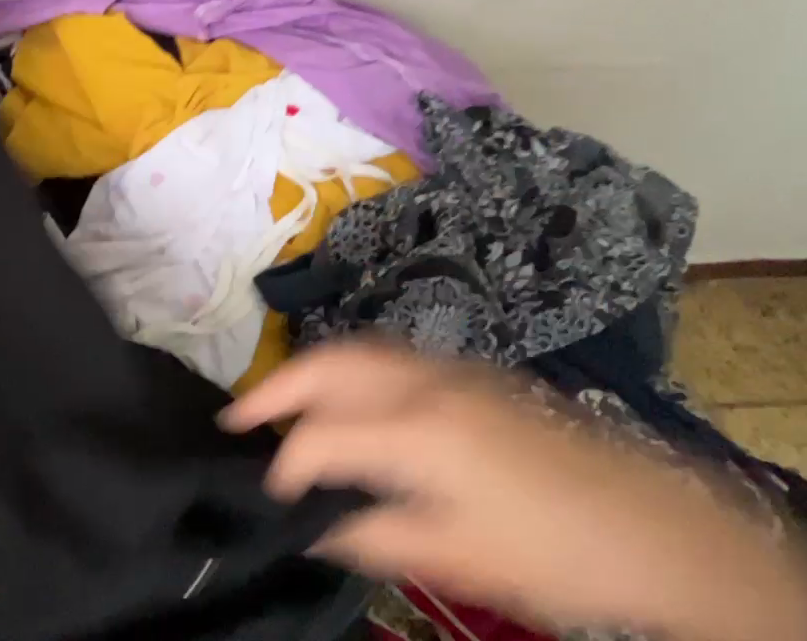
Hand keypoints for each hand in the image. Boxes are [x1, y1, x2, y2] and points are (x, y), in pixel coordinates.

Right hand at [221, 341, 806, 639]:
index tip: (272, 494)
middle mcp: (423, 386)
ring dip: (309, 373)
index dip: (285, 466)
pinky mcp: (473, 376)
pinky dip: (348, 370)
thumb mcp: (464, 558)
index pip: (320, 437)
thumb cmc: (560, 553)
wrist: (669, 530)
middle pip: (326, 367)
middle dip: (275, 389)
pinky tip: (348, 400)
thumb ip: (374, 538)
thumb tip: (312, 530)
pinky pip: (388, 359)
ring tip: (283, 401)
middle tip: (241, 416)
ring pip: (355, 353)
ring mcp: (450, 374)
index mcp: (417, 433)